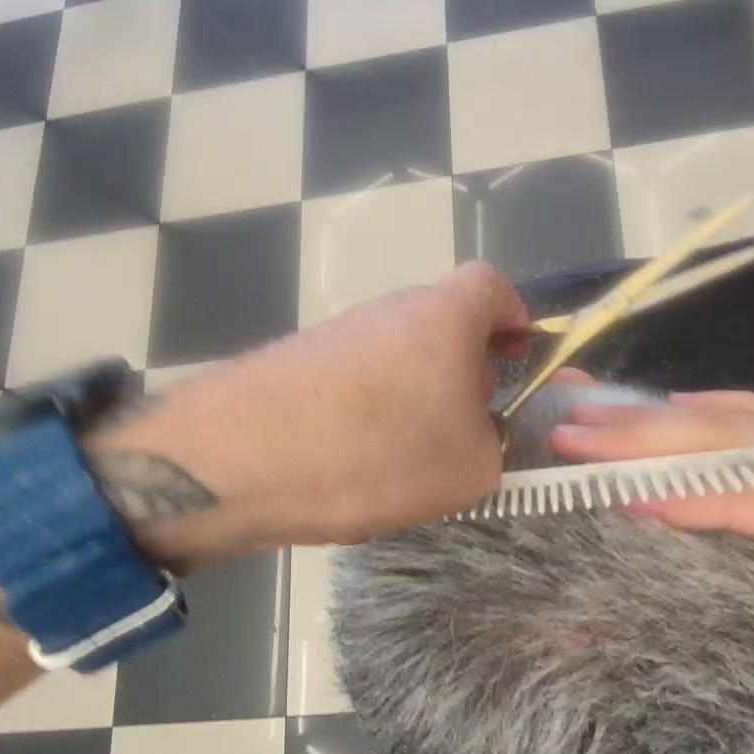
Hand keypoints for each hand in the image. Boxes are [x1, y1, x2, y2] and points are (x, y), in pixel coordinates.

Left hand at [109, 262, 529, 564]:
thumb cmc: (378, 452)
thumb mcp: (470, 468)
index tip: (519, 359)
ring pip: (398, 356)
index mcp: (445, 316)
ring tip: (409, 459)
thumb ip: (497, 446)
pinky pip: (353, 380)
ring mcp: (336, 332)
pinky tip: (354, 466)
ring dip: (416, 396)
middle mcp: (390, 309)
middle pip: (444, 324)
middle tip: (470, 425)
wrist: (234, 462)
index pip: (494, 285)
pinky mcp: (293, 362)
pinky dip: (367, 413)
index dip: (516, 316)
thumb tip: (480, 436)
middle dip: (467, 370)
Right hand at [553, 393, 753, 687]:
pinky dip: (676, 414)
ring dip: (648, 415)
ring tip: (577, 410)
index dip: (704, 490)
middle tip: (567, 436)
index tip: (627, 494)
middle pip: (732, 435)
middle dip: (648, 435)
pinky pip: (731, 419)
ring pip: (723, 416)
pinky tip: (635, 416)